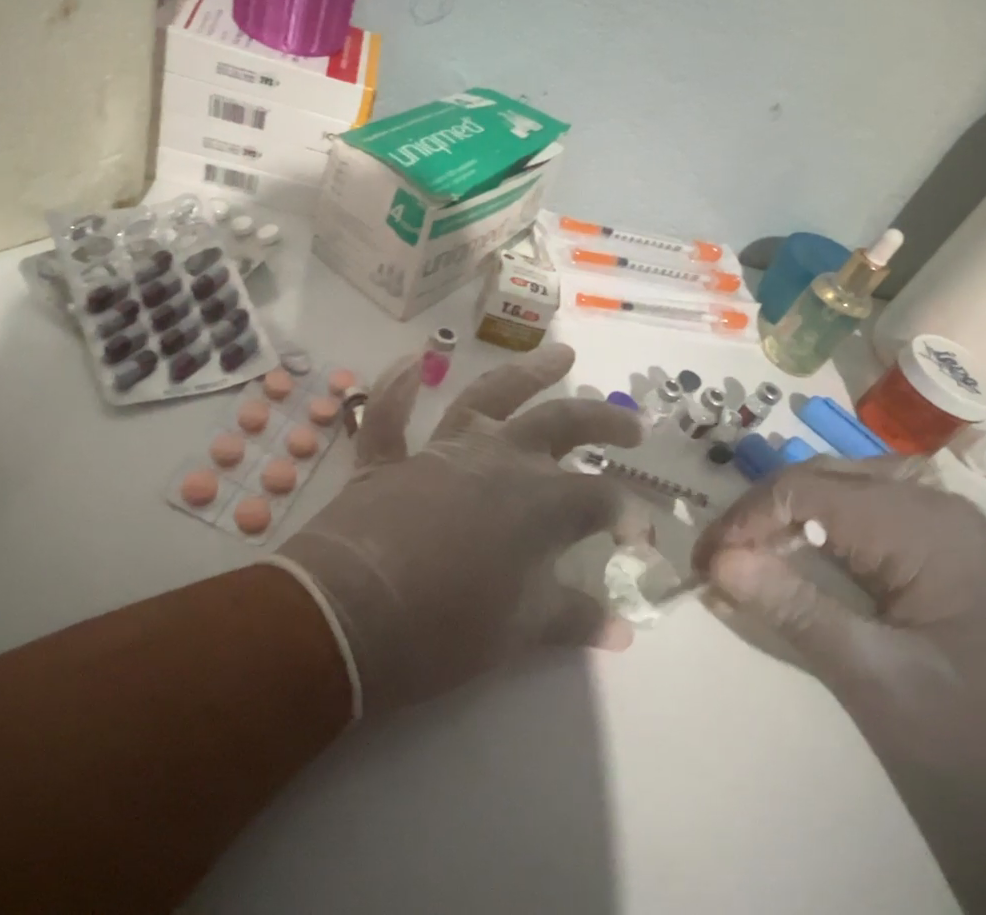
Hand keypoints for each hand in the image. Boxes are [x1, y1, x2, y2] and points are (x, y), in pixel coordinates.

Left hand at [270, 344, 645, 716]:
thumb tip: (622, 629)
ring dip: (526, 372)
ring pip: (489, 397)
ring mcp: (441, 453)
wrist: (351, 619)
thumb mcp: (523, 630)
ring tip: (560, 355)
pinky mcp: (386, 461)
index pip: (599, 499)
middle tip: (632, 425)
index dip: (624, 517)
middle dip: (602, 420)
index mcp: (541, 502)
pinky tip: (413, 360)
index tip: (634, 540)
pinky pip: (390, 416)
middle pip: (562, 425)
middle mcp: (499, 461)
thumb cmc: (447, 628)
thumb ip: (574, 618)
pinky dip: (398, 387)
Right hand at [693, 460, 985, 832]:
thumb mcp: (878, 676)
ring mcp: (949, 516)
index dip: (742, 521)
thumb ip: (794, 610)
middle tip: (722, 565)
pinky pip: (873, 505)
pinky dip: (826, 522)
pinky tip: (812, 557)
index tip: (706, 568)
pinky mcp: (954, 539)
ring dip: (790, 514)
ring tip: (756, 559)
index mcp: (917, 525)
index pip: (802, 490)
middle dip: (760, 514)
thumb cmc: (983, 722)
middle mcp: (933, 501)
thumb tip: (719, 560)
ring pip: (845, 484)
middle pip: (821, 476)